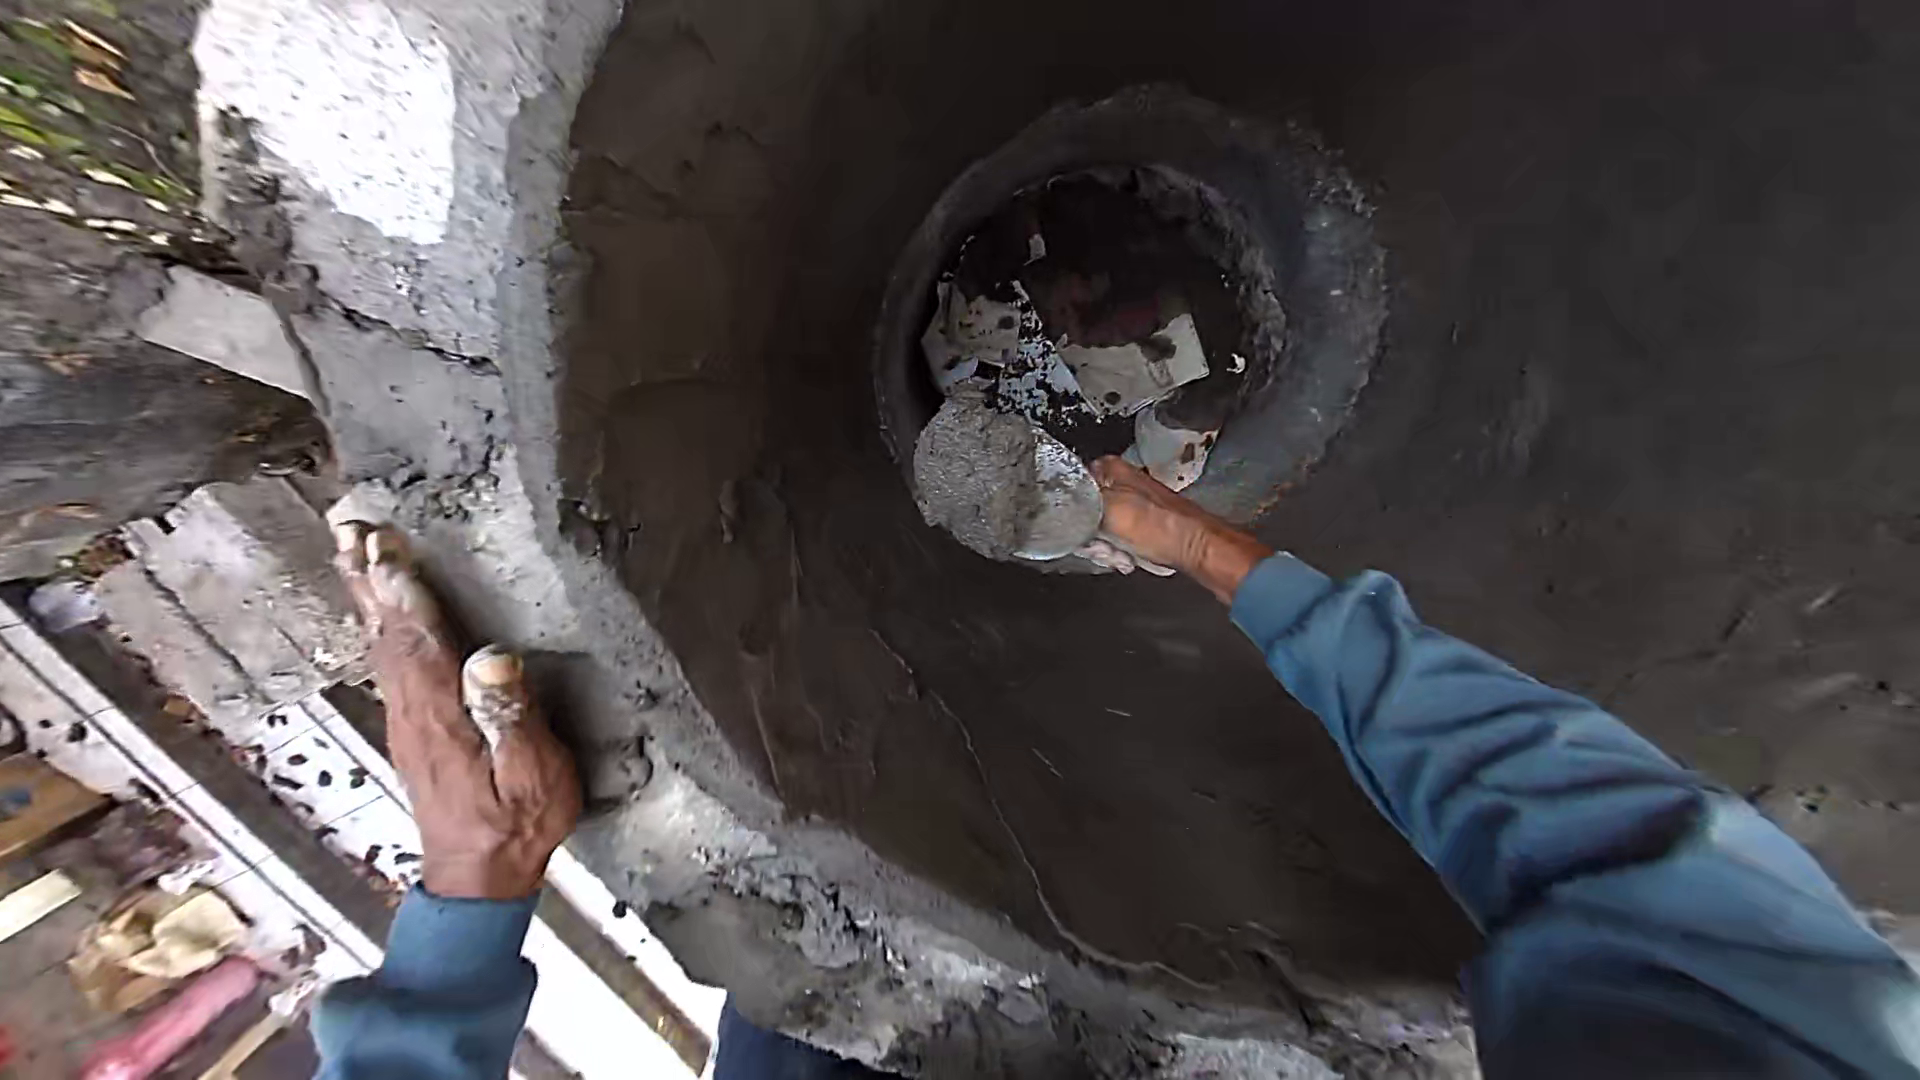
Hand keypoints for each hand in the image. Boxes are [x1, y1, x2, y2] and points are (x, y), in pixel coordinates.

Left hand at [334, 522, 581, 899]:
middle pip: (386, 637)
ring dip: (368, 596)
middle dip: (370, 581)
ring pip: (381, 646)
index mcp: (443, 719)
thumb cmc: (520, 818)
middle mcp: (414, 712)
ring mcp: (408, 719)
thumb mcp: (532, 772)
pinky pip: (390, 662)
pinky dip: (380, 625)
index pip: (420, 647)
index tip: (391, 551)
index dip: (407, 598)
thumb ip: (511, 715)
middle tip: (353, 529)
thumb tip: (493, 657)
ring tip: (357, 552)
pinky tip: (382, 610)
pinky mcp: (414, 725)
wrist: (482, 871)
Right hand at [1088, 457, 1273, 602]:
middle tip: (1106, 549)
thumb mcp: (1107, 509)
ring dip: (1107, 549)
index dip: (1070, 512)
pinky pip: (1117, 540)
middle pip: (1083, 513)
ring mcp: (1132, 504)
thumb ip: (1075, 502)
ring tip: (1123, 558)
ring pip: (1099, 530)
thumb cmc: (1160, 527)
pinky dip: (1121, 552)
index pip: (1070, 487)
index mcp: (1110, 469)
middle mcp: (1120, 483)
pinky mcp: (1142, 525)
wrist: (1199, 550)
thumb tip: (1052, 503)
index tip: (1078, 529)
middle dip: (1092, 538)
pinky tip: (1131, 560)